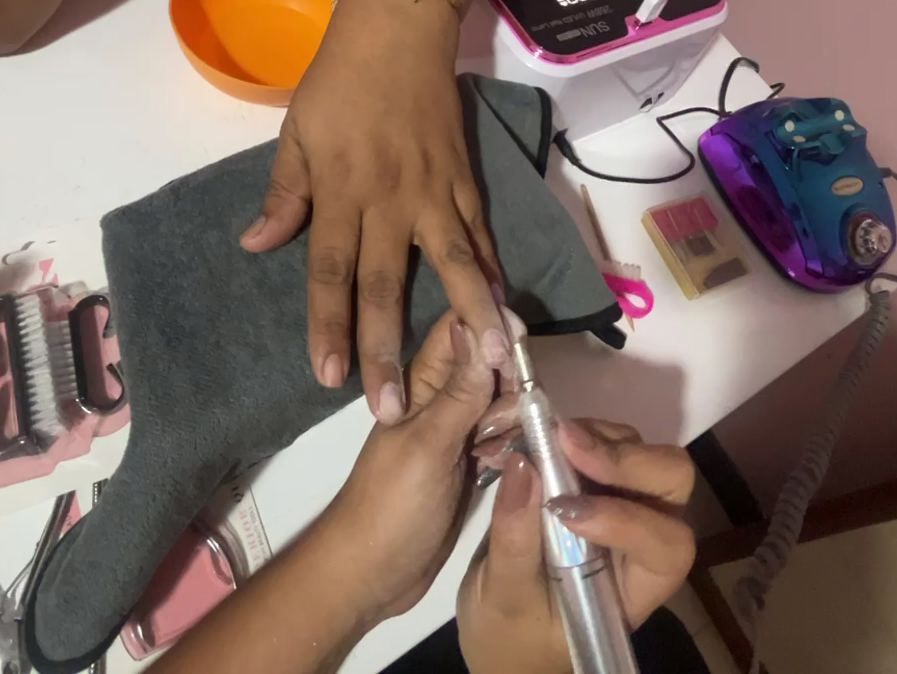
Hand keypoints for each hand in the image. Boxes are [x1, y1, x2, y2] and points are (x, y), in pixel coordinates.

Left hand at [241, 0, 502, 422]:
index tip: (327, 377)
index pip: (330, 271)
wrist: (398, 30)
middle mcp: (391, 201)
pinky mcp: (465, 178)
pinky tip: (501, 303)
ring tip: (485, 364)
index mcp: (342, 191)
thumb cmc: (338, 82)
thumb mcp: (296, 132)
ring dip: (467, 316)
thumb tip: (256, 247)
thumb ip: (283, 194)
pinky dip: (490, 268)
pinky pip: (479, 231)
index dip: (328, 326)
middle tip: (392, 408)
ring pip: (453, 263)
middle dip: (387, 347)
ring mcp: (435, 191)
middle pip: (386, 284)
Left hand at [309, 310, 506, 621]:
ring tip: (509, 443)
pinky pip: (504, 434)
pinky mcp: (470, 460)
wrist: (371, 576)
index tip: (524, 343)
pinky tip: (513, 461)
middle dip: (514, 377)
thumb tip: (477, 321)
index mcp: (423, 380)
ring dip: (517, 413)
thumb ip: (460, 389)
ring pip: (502, 399)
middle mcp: (443, 396)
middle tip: (519, 412)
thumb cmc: (391, 505)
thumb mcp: (429, 444)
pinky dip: (515, 442)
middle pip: (491, 361)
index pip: (463, 327)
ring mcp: (458, 429)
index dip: (493, 323)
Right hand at [457, 419, 696, 673]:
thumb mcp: (506, 598)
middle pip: (670, 479)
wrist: (503, 630)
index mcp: (640, 583)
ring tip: (537, 437)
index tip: (563, 510)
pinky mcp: (591, 474)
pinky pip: (598, 436)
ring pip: (635, 446)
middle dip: (622, 456)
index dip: (626, 518)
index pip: (665, 544)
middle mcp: (644, 532)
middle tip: (563, 441)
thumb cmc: (515, 636)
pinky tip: (530, 435)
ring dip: (591, 435)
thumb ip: (515, 540)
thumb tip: (522, 465)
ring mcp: (620, 496)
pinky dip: (568, 429)